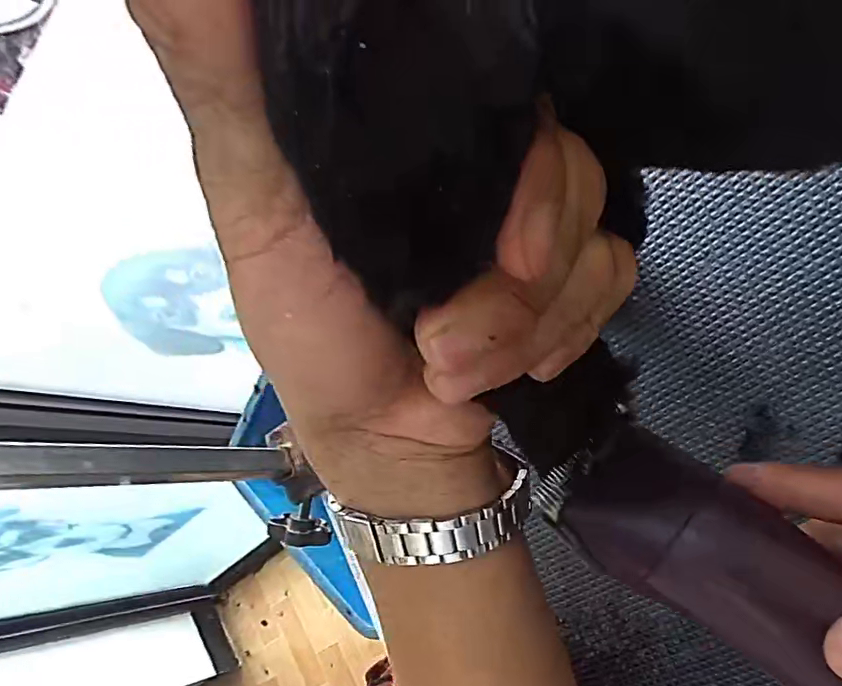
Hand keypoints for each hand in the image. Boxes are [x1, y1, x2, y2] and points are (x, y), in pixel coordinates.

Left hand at [127, 0, 634, 509]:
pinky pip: (613, 282)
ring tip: (458, 369)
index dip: (527, 169)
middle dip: (513, 288)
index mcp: (421, 137)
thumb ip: (228, 88)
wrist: (389, 442)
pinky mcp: (577, 286)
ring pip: (597, 241)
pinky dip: (566, 337)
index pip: (511, 96)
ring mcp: (544, 232)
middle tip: (441, 341)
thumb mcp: (254, 212)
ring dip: (526, 329)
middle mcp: (491, 171)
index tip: (505, 250)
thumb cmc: (319, 339)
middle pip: (572, 172)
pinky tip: (522, 367)